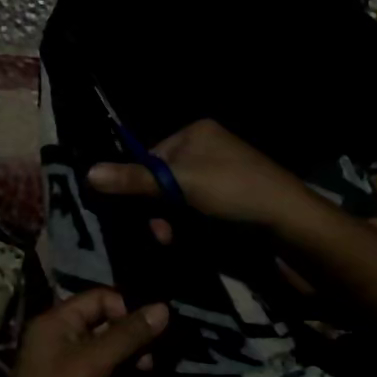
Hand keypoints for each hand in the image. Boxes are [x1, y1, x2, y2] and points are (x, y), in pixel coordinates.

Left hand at [0, 288, 168, 376]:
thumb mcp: (93, 366)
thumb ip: (129, 334)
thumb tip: (165, 307)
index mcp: (55, 323)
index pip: (102, 297)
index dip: (128, 310)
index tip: (151, 335)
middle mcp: (62, 337)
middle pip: (111, 320)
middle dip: (136, 335)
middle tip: (152, 360)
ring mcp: (72, 365)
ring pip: (115, 346)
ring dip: (136, 356)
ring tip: (148, 374)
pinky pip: (112, 369)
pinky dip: (128, 373)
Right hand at [87, 120, 325, 230]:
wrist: (289, 224)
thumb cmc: (233, 192)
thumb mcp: (181, 183)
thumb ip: (135, 180)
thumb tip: (87, 172)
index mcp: (197, 133)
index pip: (150, 155)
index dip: (137, 184)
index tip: (129, 212)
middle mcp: (208, 152)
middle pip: (163, 181)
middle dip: (156, 209)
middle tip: (160, 233)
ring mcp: (222, 179)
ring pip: (178, 203)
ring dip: (171, 224)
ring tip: (174, 241)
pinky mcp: (231, 205)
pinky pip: (198, 215)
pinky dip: (190, 229)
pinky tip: (192, 242)